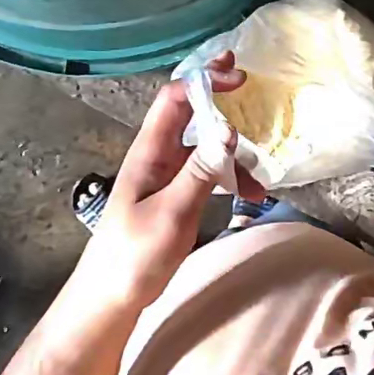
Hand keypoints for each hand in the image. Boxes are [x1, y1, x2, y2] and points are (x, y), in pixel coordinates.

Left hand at [67, 52, 264, 311]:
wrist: (111, 298)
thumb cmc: (134, 255)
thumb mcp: (172, 213)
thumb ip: (201, 172)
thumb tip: (231, 131)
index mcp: (149, 152)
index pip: (174, 99)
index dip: (204, 81)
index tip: (238, 76)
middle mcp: (158, 156)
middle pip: (188, 113)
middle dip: (216, 95)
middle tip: (247, 81)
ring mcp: (166, 176)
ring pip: (203, 146)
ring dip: (233, 150)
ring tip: (262, 171)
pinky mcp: (175, 196)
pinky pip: (207, 173)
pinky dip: (230, 176)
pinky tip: (251, 195)